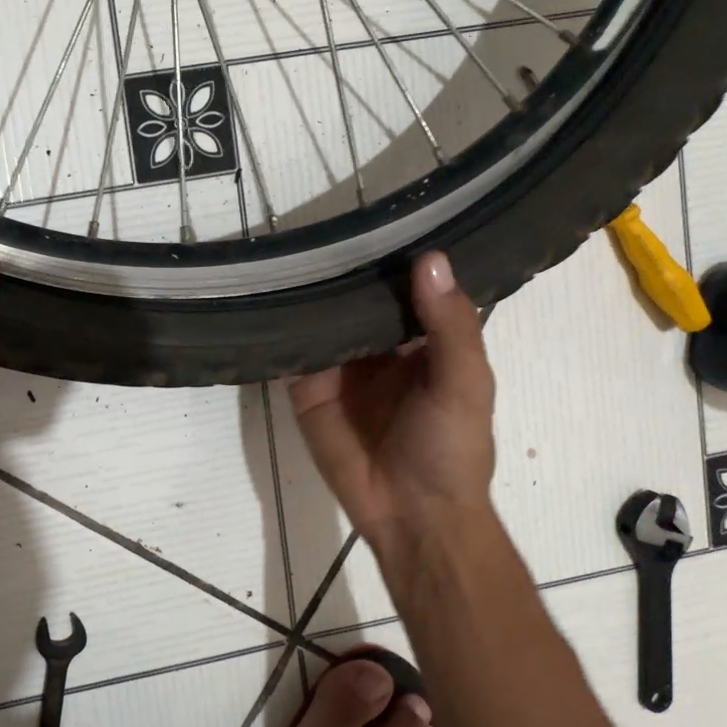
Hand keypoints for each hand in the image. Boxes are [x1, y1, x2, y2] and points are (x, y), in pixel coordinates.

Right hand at [289, 252, 497, 550]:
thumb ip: (449, 325)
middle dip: (340, 267)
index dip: (394, 254)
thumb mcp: (464, 382)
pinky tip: (263, 295)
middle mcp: (378, 344)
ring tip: (284, 249)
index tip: (374, 213)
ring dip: (306, 291)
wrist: (409, 513)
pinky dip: (278, 327)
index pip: (406, 287)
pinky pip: (289, 349)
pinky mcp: (304, 384)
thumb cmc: (451, 447)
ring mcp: (338, 363)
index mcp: (423, 339)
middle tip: (314, 223)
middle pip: (356, 296)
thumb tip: (428, 257)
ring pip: (320, 316)